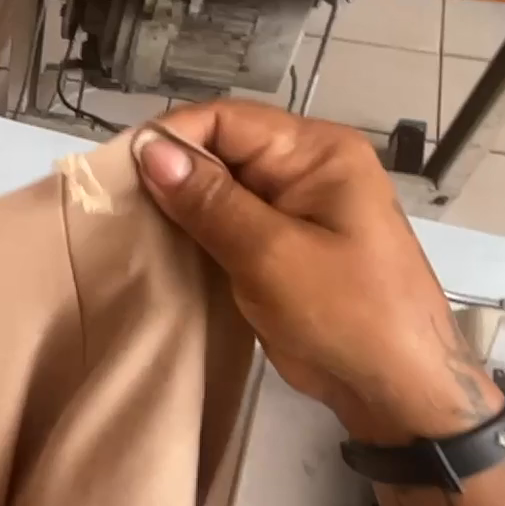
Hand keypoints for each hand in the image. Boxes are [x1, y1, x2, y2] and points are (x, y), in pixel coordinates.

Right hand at [132, 100, 501, 444]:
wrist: (390, 384)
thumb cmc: (344, 313)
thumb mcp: (271, 253)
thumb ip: (209, 200)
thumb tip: (150, 150)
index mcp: (315, 153)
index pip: (226, 120)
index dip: (170, 138)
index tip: (119, 175)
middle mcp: (300, 170)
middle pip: (217, 150)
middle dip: (166, 173)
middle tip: (114, 207)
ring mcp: (286, 210)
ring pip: (213, 190)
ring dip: (172, 207)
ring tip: (127, 228)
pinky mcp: (271, 247)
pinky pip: (220, 225)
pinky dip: (187, 234)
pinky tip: (156, 250)